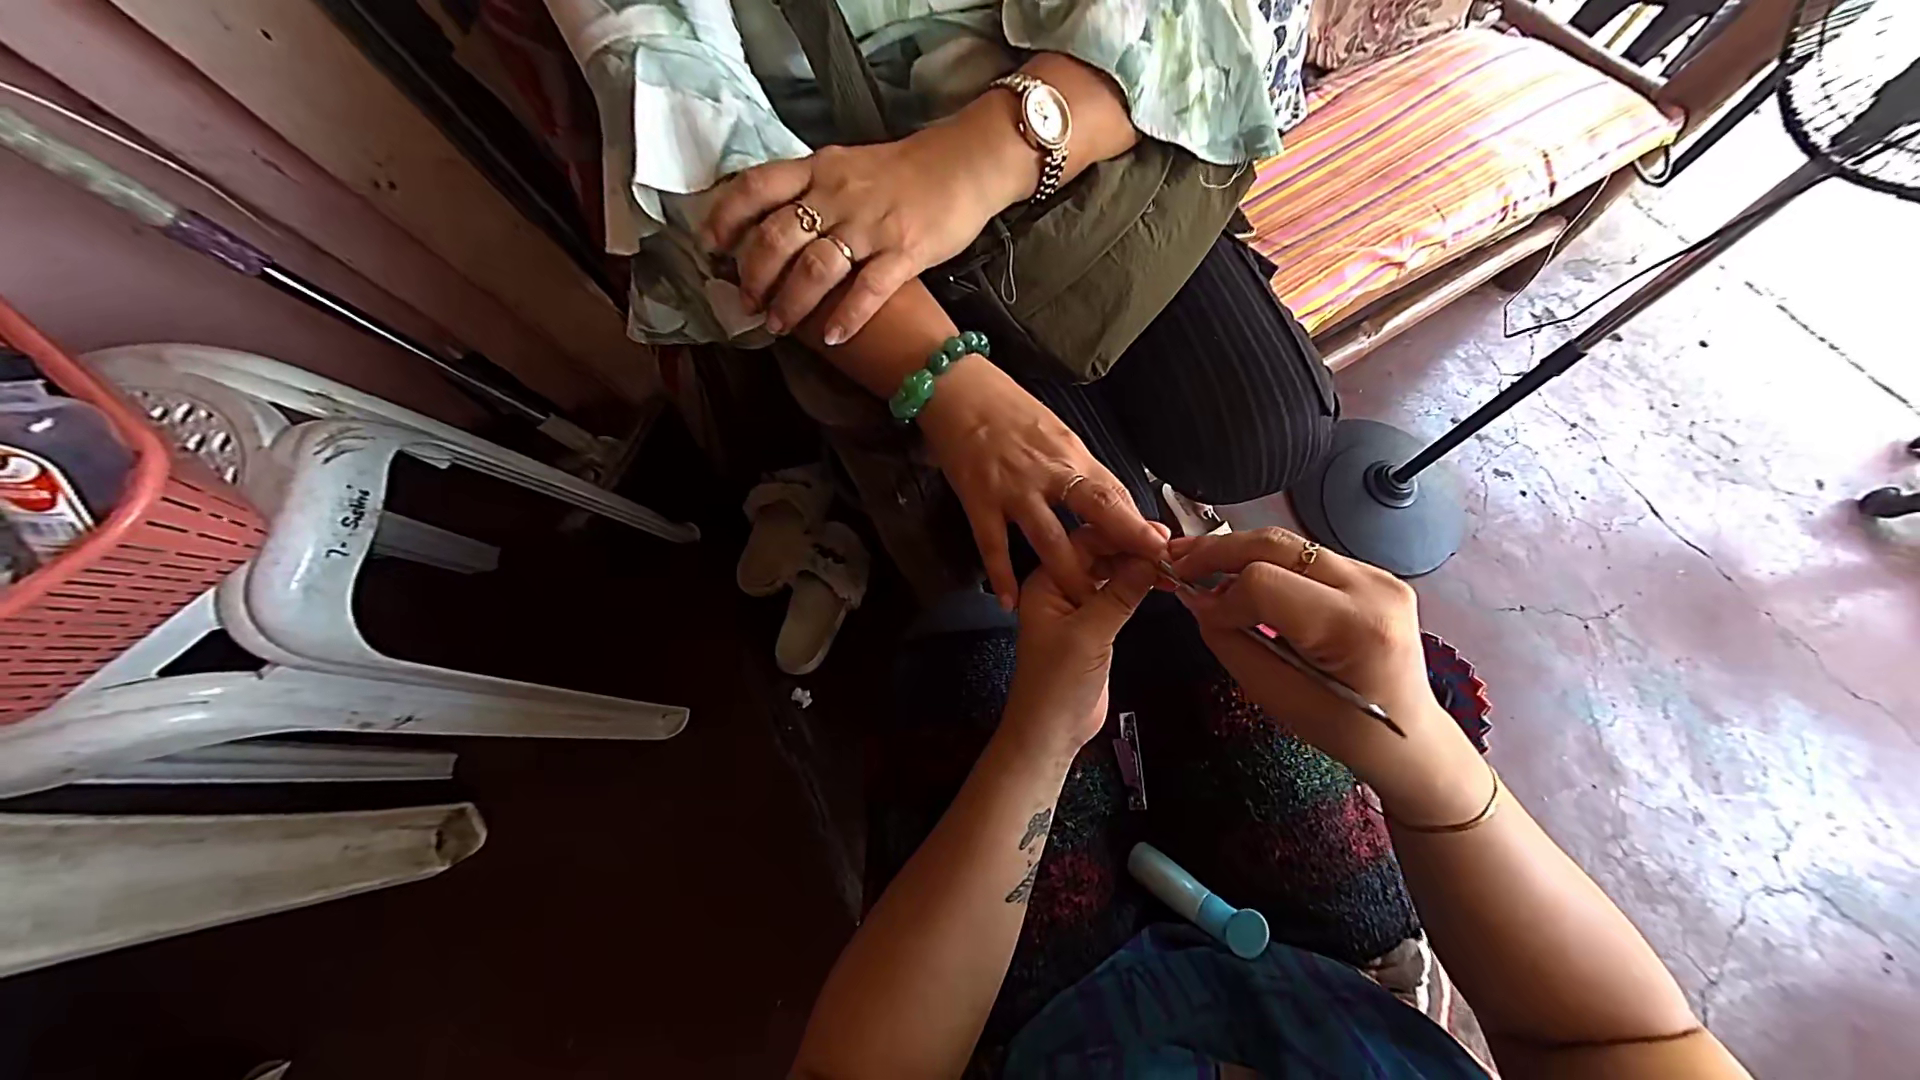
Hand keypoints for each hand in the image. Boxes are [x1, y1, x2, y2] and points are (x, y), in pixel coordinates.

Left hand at [701, 122, 1021, 343]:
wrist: (965, 163)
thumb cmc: (907, 171)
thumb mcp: (850, 166)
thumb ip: (814, 190)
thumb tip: (779, 222)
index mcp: (820, 170)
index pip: (757, 187)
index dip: (726, 217)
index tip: (710, 245)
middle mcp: (838, 196)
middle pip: (778, 236)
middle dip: (755, 275)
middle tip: (748, 303)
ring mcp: (871, 226)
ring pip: (816, 268)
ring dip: (791, 303)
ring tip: (778, 326)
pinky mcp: (904, 252)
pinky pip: (869, 290)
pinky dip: (847, 317)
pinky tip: (833, 337)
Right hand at [921, 359, 1168, 608]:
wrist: (954, 386)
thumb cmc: (1004, 403)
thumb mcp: (1052, 427)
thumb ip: (1075, 463)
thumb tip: (1102, 495)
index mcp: (1071, 451)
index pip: (1115, 492)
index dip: (1139, 523)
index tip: (1159, 548)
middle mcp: (1050, 472)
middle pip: (1099, 512)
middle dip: (1128, 546)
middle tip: (1150, 578)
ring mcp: (1014, 489)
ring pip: (1050, 539)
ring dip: (1071, 575)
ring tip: (1086, 602)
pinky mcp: (979, 500)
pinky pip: (993, 545)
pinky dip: (1001, 576)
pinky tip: (1010, 601)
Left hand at [1003, 531, 1162, 753]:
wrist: (1050, 732)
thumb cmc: (1053, 688)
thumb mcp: (1089, 635)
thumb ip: (1119, 594)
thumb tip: (1148, 560)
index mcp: (1045, 583)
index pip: (1083, 543)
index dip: (1119, 535)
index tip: (1154, 534)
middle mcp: (1059, 590)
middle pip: (1098, 555)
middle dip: (1131, 548)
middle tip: (1168, 546)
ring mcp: (1077, 607)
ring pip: (1109, 574)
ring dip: (1137, 567)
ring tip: (1169, 562)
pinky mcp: (1093, 626)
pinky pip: (1116, 595)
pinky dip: (1136, 588)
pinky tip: (1157, 582)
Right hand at [1169, 528, 1486, 821]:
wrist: (1408, 736)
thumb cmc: (1345, 728)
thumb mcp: (1275, 694)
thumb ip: (1229, 640)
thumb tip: (1197, 599)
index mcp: (1358, 628)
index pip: (1264, 583)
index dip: (1220, 594)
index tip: (1197, 608)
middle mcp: (1374, 589)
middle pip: (1274, 544)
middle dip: (1217, 550)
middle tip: (1177, 560)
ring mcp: (1376, 576)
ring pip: (1285, 542)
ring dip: (1236, 550)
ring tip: (1198, 561)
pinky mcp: (1367, 573)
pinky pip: (1300, 555)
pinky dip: (1262, 561)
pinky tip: (1237, 575)